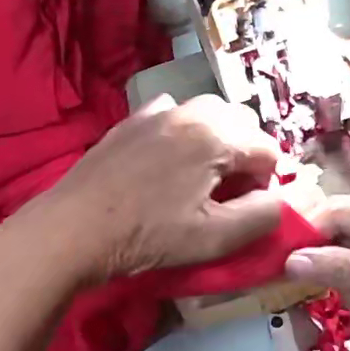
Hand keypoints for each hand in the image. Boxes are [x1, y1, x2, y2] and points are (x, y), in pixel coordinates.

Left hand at [6, 95, 286, 286]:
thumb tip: (278, 200)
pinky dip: (184, 130)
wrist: (71, 229)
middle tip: (228, 192)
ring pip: (209, 113)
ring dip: (218, 139)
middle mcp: (192, 112)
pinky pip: (174, 114)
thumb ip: (261, 216)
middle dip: (246, 154)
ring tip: (201, 176)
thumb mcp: (214, 238)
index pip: (268, 149)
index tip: (247, 207)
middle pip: (242, 123)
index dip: (267, 181)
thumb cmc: (147, 235)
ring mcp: (158, 112)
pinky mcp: (132, 120)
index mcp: (217, 136)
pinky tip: (168, 160)